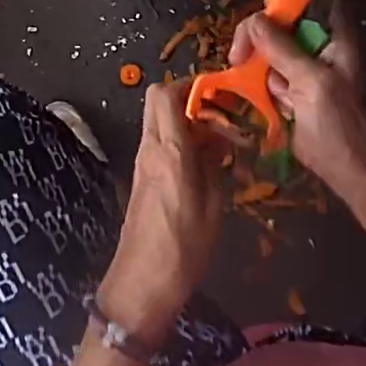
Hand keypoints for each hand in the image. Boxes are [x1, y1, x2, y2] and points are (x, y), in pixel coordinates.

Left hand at [96, 79, 224, 342]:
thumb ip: (215, 165)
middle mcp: (151, 146)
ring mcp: (143, 159)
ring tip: (222, 139)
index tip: (219, 91)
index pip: (166, 93)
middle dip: (189, 96)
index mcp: (169, 149)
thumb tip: (219, 141)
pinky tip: (208, 161)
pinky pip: (161, 140)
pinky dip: (182, 139)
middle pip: (158, 99)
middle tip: (220, 112)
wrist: (143, 281)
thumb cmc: (183, 246)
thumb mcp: (213, 204)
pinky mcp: (143, 174)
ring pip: (160, 118)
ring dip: (187, 118)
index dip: (190, 83)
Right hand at [229, 5, 365, 203]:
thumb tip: (255, 19)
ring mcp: (305, 68)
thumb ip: (283, 49)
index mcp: (336, 40)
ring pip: (271, 48)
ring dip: (257, 61)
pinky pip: (268, 72)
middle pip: (284, 22)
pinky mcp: (292, 88)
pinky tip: (260, 91)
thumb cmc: (340, 127)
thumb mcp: (311, 83)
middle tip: (239, 52)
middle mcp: (321, 48)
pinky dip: (259, 79)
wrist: (349, 174)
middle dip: (260, 34)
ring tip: (248, 75)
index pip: (315, 1)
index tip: (263, 9)